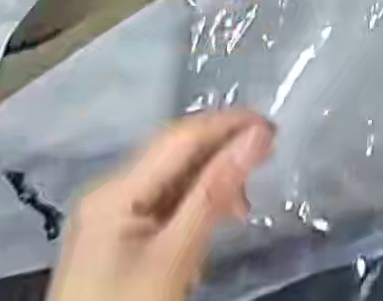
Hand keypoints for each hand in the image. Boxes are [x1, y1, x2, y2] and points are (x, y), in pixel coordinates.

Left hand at [48, 110, 273, 300]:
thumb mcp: (175, 259)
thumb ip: (216, 191)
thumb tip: (258, 135)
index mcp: (114, 191)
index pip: (181, 136)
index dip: (229, 124)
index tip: (274, 130)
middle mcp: (108, 192)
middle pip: (176, 152)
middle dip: (223, 151)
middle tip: (268, 158)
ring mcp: (109, 217)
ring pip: (173, 177)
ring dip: (213, 179)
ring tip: (244, 205)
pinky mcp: (115, 240)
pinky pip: (164, 203)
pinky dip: (195, 204)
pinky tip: (216, 220)